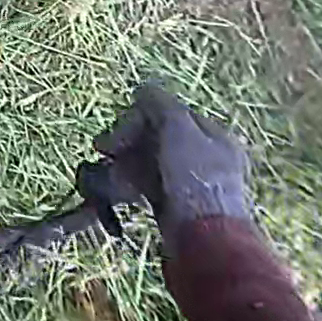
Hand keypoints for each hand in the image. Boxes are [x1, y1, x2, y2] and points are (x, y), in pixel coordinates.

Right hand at [94, 84, 250, 233]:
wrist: (202, 232)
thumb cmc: (193, 175)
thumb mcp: (178, 129)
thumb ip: (160, 104)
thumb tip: (143, 88)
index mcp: (212, 135)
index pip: (165, 110)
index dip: (140, 114)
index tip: (125, 125)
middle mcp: (203, 153)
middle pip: (152, 131)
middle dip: (126, 135)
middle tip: (108, 146)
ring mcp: (187, 175)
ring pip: (144, 152)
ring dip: (122, 154)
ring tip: (108, 162)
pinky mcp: (172, 194)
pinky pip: (143, 174)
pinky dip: (128, 173)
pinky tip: (119, 179)